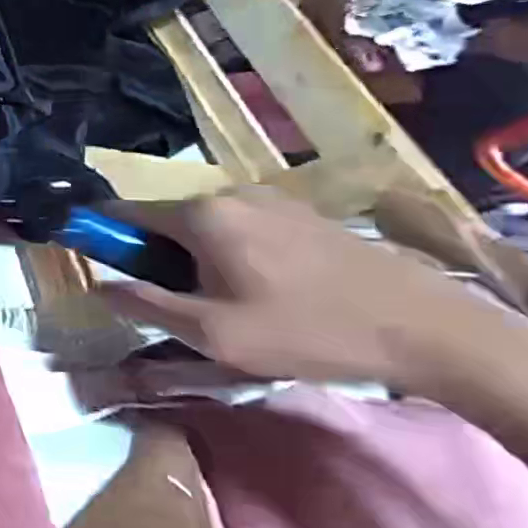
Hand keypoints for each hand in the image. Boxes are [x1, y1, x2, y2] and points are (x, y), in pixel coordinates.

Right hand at [98, 187, 527, 396]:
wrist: (430, 330)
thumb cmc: (309, 332)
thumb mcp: (212, 333)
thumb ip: (144, 305)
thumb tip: (97, 285)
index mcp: (200, 215)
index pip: (122, 212)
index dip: (102, 237)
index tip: (105, 268)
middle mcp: (228, 194)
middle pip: (163, 220)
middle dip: (154, 255)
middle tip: (179, 303)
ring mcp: (269, 199)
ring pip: (202, 225)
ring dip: (193, 256)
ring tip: (225, 302)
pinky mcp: (300, 212)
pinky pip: (239, 225)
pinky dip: (229, 250)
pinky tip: (263, 289)